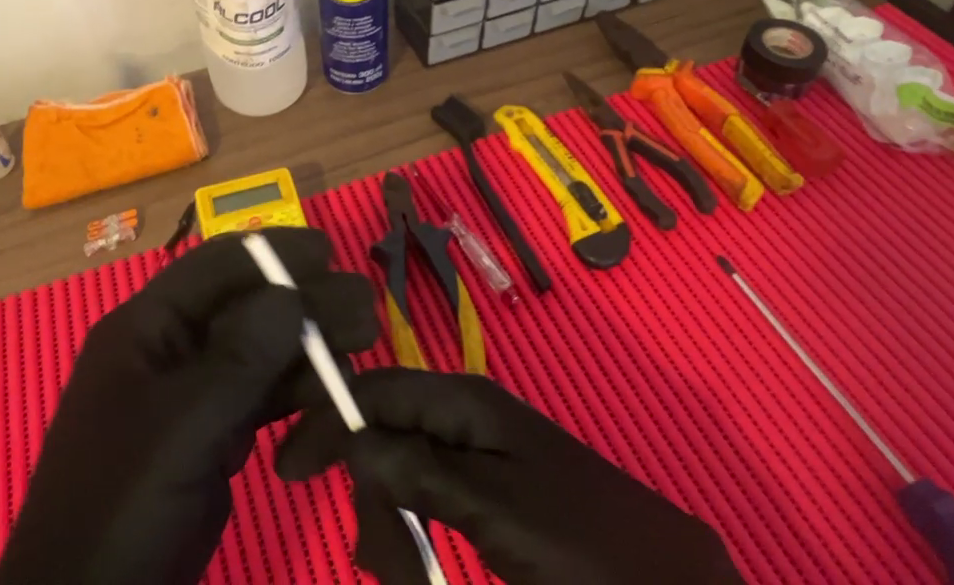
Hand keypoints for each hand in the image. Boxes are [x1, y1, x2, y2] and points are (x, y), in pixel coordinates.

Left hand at [0, 228, 377, 584]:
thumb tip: (292, 291)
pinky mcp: (214, 437)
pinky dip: (299, 397)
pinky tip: (332, 407)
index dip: (274, 254)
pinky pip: (265, 399)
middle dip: (306, 305)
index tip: (332, 255)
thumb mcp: (182, 427)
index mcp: (147, 329)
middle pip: (248, 307)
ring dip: (312, 352)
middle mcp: (172, 351)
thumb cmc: (123, 506)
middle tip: (366, 316)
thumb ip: (240, 356)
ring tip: (362, 355)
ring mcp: (194, 396)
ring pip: (263, 353)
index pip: (216, 267)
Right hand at [276, 369, 740, 584]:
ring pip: (401, 471)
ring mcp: (478, 452)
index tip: (286, 471)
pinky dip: (412, 530)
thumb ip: (419, 468)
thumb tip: (349, 437)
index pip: (373, 388)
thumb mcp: (493, 508)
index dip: (326, 418)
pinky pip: (428, 497)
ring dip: (390, 522)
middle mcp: (465, 414)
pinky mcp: (487, 490)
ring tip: (403, 574)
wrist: (667, 584)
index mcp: (463, 401)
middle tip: (374, 559)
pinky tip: (414, 562)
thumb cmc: (581, 543)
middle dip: (366, 491)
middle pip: (382, 431)